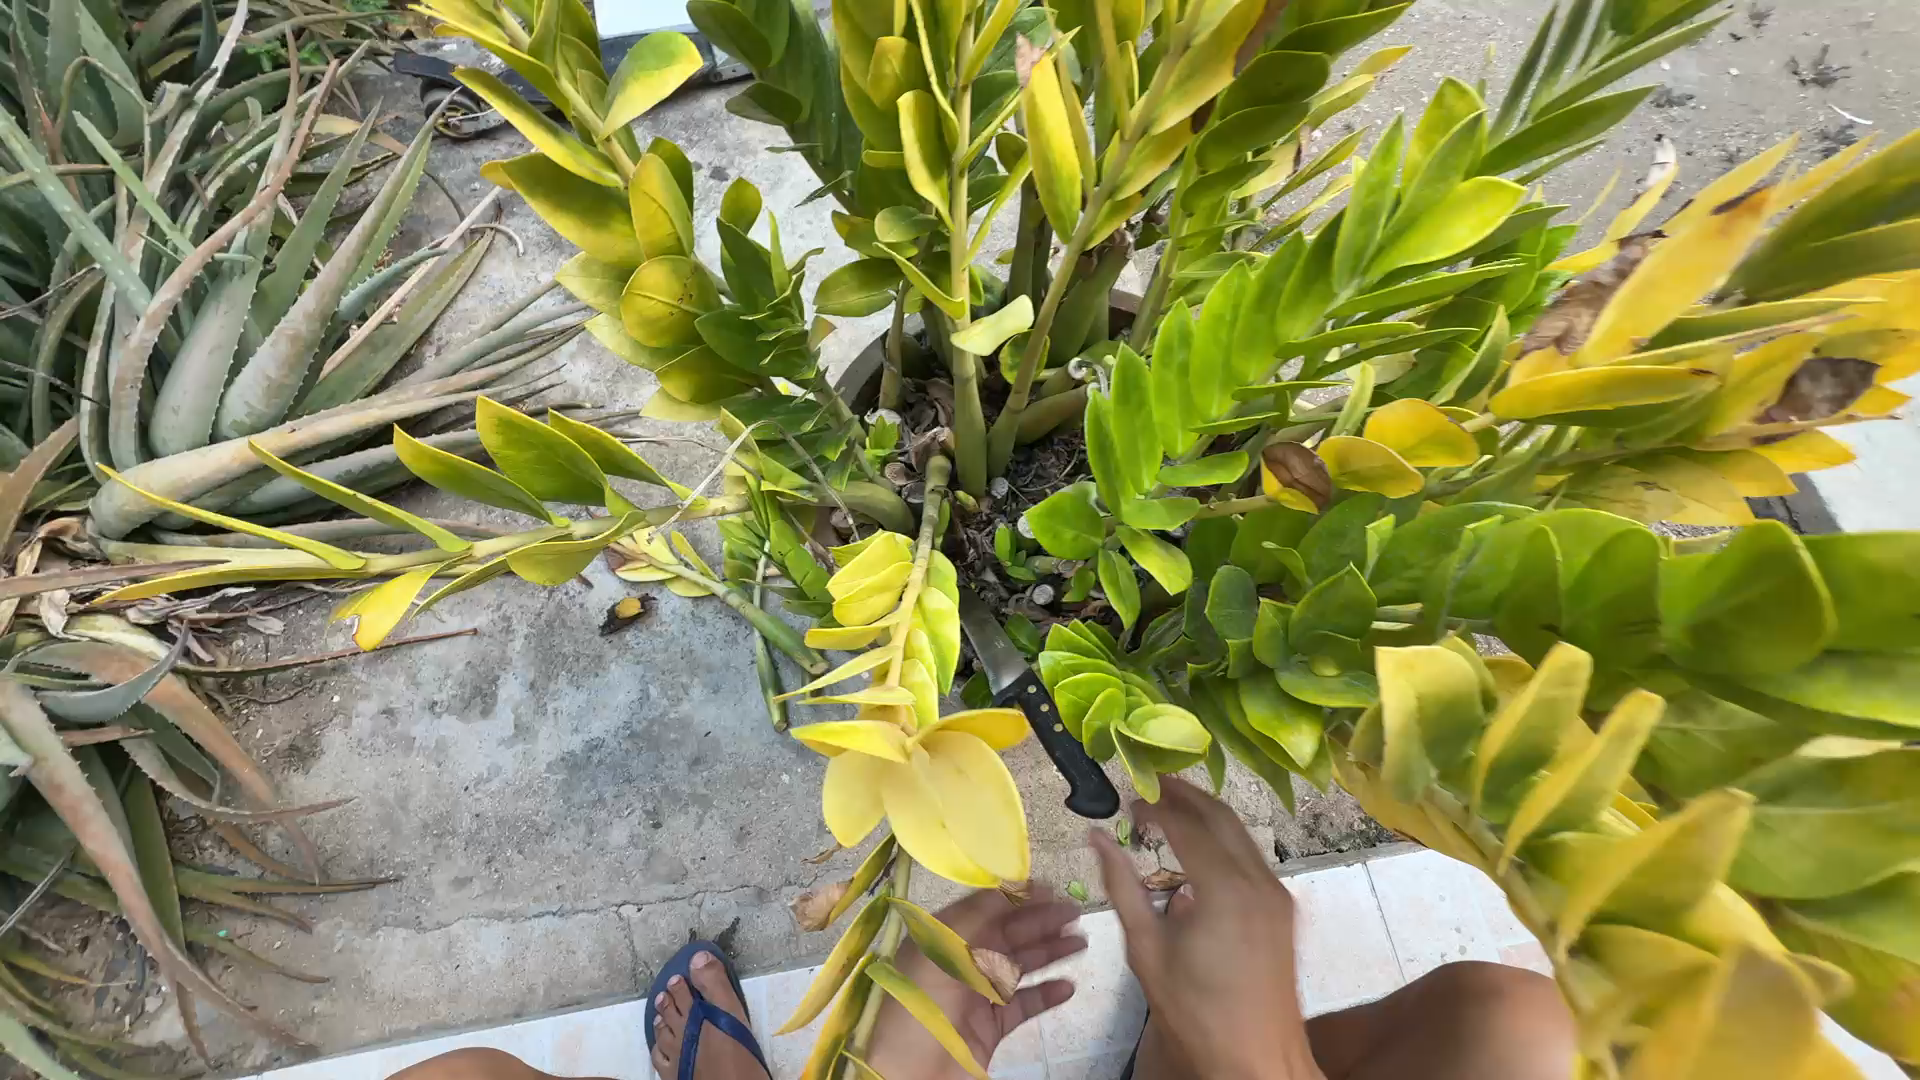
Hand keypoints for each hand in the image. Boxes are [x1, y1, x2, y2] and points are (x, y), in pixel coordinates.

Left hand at [865, 887, 1085, 1078]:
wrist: (907, 1075)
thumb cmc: (920, 1003)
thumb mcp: (942, 947)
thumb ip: (977, 913)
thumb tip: (1010, 886)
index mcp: (945, 937)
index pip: (986, 909)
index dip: (1018, 897)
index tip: (1050, 890)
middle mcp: (961, 961)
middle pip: (1008, 935)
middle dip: (1041, 922)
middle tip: (1074, 913)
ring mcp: (976, 996)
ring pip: (1019, 966)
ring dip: (1050, 953)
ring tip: (1080, 942)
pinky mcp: (989, 1029)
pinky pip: (1022, 1006)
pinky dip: (1046, 995)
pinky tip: (1067, 987)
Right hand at [1092, 777, 1324, 1079]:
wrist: (1259, 1065)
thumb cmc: (1195, 1012)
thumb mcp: (1146, 949)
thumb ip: (1121, 885)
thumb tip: (1096, 836)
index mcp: (1224, 889)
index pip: (1185, 826)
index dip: (1154, 807)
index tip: (1128, 802)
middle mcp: (1258, 881)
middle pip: (1220, 815)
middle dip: (1184, 794)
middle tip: (1151, 783)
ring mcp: (1276, 893)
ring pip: (1240, 831)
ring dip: (1205, 812)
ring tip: (1169, 803)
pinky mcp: (1282, 908)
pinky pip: (1251, 854)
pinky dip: (1223, 836)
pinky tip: (1199, 842)